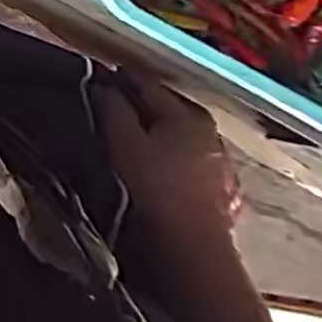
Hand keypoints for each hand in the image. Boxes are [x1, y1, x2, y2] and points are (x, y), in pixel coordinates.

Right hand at [96, 77, 241, 240]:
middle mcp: (213, 135)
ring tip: (131, 130)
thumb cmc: (150, 185)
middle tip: (110, 98)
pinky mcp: (224, 192)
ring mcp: (223, 165)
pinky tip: (158, 162)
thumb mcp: (120, 139)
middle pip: (170, 107)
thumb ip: (111, 105)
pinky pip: (192, 159)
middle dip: (142, 101)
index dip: (119, 76)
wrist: (189, 247)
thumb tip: (103, 82)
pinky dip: (173, 153)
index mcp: (189, 117)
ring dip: (159, 128)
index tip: (97, 73)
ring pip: (182, 134)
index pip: (147, 84)